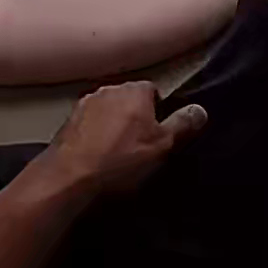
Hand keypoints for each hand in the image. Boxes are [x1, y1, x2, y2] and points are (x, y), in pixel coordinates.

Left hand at [23, 82, 207, 203]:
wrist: (68, 178)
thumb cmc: (120, 160)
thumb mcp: (162, 146)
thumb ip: (183, 125)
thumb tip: (200, 109)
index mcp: (133, 89)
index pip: (153, 91)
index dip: (159, 112)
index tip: (160, 134)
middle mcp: (108, 89)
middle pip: (129, 99)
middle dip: (135, 117)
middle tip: (141, 146)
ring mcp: (84, 104)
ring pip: (108, 111)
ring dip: (113, 125)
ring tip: (117, 155)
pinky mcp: (67, 123)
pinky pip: (89, 125)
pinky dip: (94, 136)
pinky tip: (96, 158)